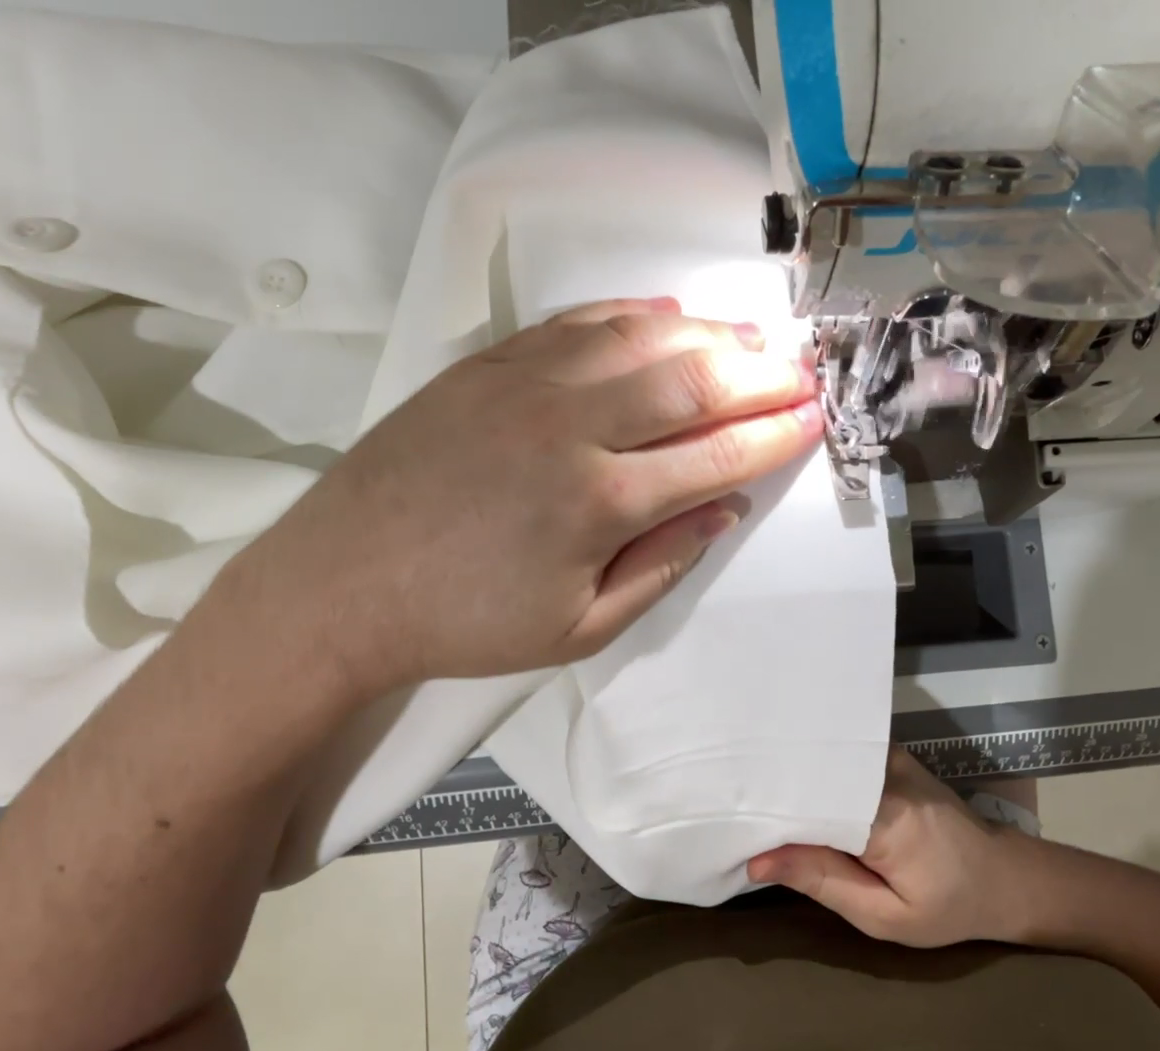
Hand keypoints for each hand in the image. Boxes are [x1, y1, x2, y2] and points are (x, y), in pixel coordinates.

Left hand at [231, 297, 820, 693]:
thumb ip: (662, 564)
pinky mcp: (488, 363)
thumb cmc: (467, 621)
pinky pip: (578, 320)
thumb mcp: (579, 630)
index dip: (777, 434)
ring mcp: (525, 383)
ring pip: (642, 336)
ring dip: (710, 332)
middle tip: (804, 371)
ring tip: (755, 336)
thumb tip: (726, 506)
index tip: (816, 419)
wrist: (342, 583)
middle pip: (692, 380)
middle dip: (762, 374)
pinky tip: (670, 312)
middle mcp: (571, 426)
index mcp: (600, 502)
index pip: (717, 453)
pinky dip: (634, 312)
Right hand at [747, 747, 1034, 947]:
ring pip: (825, 760)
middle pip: (814, 772)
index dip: (768, 807)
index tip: (727, 814)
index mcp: (887, 814)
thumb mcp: (885, 915)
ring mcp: (889, 756)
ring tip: (746, 786)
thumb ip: (823, 882)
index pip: (811, 799)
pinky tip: (786, 781)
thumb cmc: (948, 906)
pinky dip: (814, 771)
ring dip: (790, 776)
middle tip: (725, 797)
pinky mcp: (889, 755)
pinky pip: (840, 758)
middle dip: (772, 786)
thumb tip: (757, 860)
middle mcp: (886, 770)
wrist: (1003, 875)